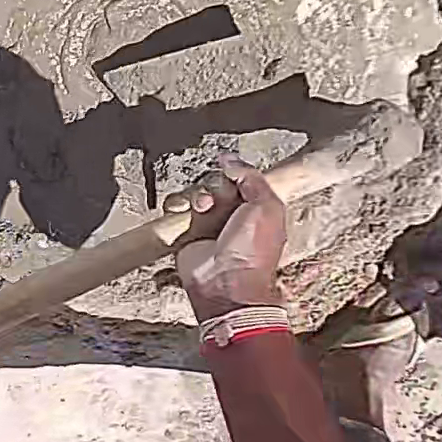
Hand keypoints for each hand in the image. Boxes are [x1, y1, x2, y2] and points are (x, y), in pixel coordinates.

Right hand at [166, 155, 287, 319]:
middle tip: (218, 200)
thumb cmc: (252, 248)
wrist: (225, 282)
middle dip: (215, 186)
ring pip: (195, 192)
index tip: (228, 169)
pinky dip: (177, 205)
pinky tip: (184, 211)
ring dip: (197, 195)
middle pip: (215, 183)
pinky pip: (175, 207)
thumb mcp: (266, 206)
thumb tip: (229, 159)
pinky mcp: (185, 231)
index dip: (234, 172)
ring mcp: (206, 223)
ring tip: (202, 209)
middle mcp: (231, 215)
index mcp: (255, 209)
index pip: (239, 178)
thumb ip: (251, 177)